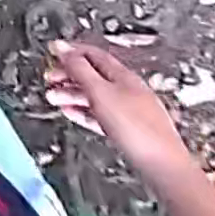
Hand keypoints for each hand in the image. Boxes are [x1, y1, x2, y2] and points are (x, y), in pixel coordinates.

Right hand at [46, 41, 195, 183]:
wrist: (164, 169)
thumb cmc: (136, 128)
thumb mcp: (99, 91)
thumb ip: (78, 67)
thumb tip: (61, 46)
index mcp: (124, 77)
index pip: (92, 54)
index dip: (70, 51)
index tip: (52, 51)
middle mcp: (130, 91)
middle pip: (92, 75)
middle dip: (68, 76)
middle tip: (49, 78)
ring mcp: (132, 112)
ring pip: (95, 96)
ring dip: (71, 95)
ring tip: (53, 99)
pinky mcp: (131, 131)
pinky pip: (102, 115)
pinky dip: (84, 112)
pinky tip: (72, 114)